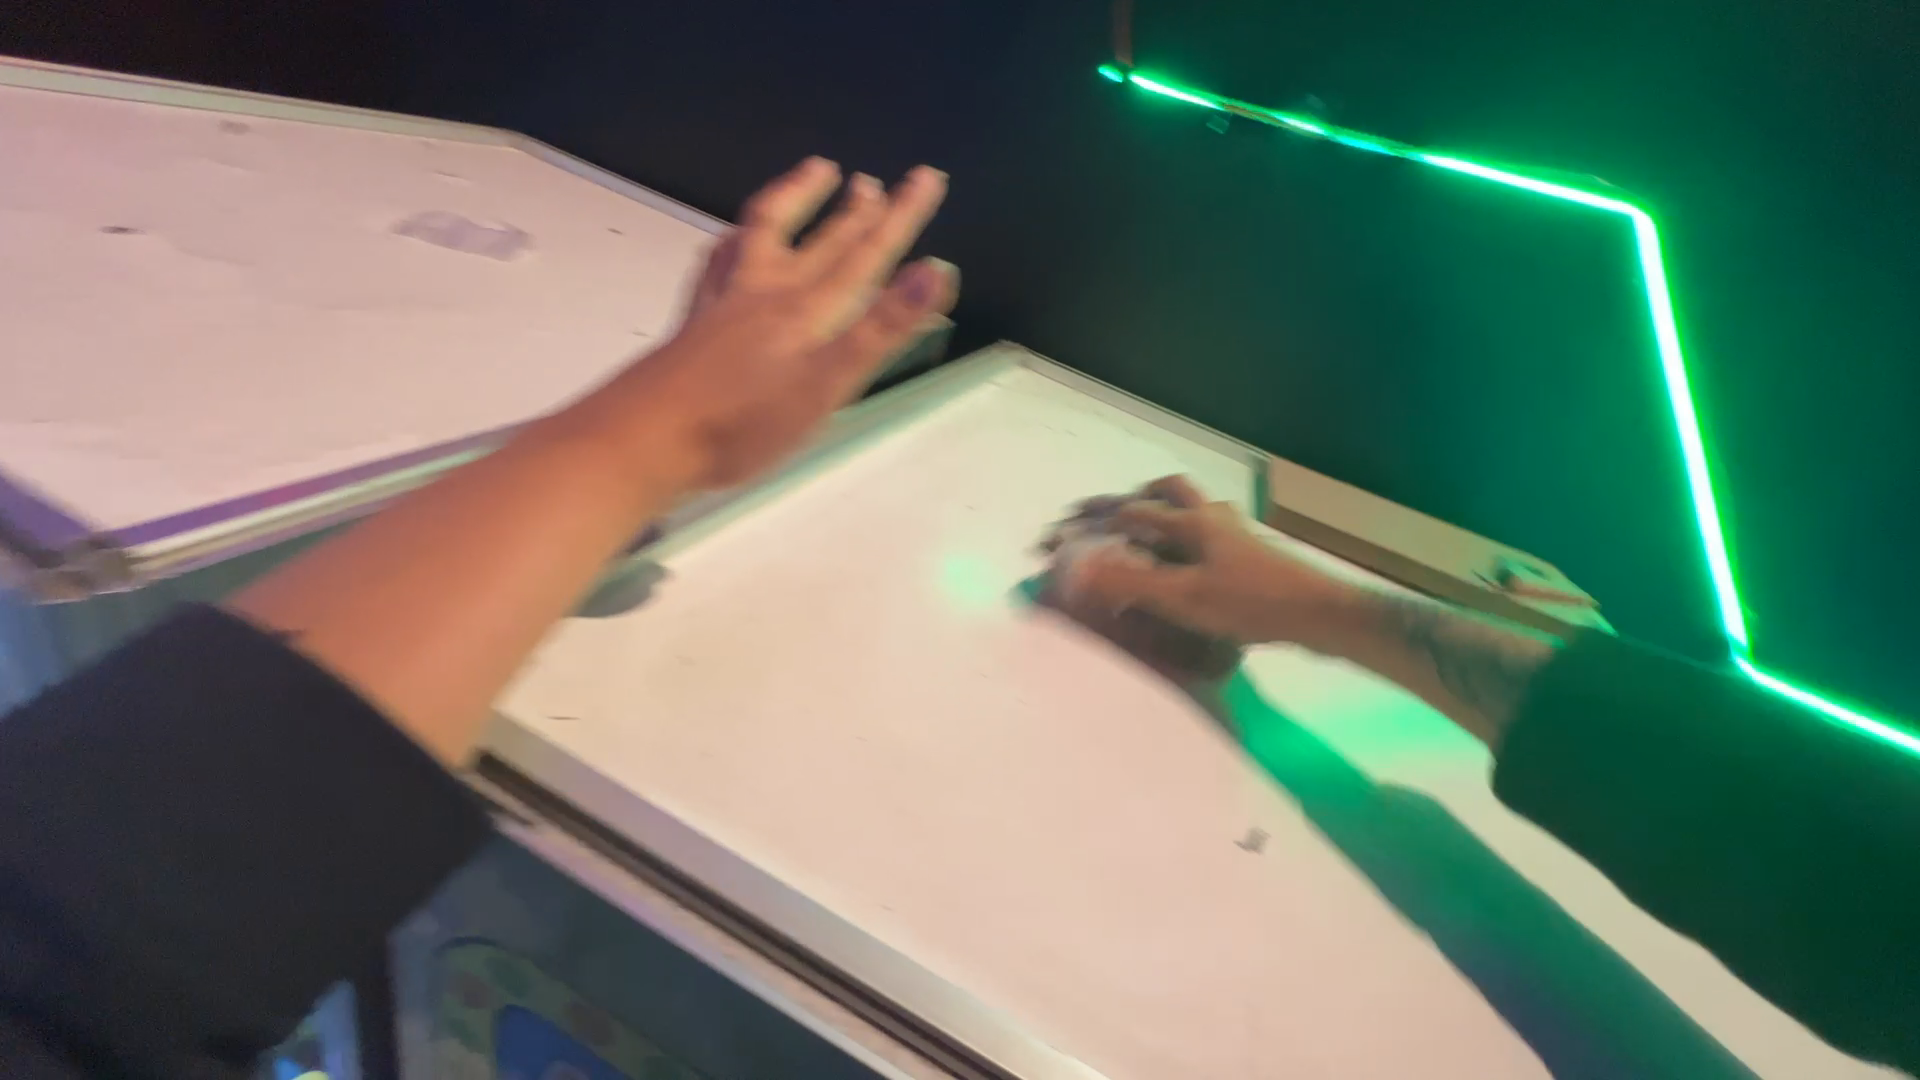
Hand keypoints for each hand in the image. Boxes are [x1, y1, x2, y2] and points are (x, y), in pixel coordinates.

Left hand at [586, 157, 956, 493]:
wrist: (649, 438)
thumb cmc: (745, 423)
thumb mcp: (827, 384)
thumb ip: (882, 329)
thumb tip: (936, 270)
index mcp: (808, 311)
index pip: (866, 256)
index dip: (901, 219)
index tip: (927, 179)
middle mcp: (770, 292)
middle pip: (825, 241)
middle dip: (861, 210)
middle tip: (884, 179)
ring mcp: (729, 301)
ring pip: (769, 233)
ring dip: (799, 200)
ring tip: (819, 171)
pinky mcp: (698, 319)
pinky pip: (723, 259)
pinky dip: (740, 236)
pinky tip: (739, 236)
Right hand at [1063, 476, 1360, 649]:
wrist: (1320, 614)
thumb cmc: (1248, 601)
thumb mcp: (1183, 597)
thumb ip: (1131, 584)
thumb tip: (1078, 573)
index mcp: (1192, 522)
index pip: (1138, 512)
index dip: (1103, 519)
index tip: (1076, 527)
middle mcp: (1214, 517)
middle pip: (1174, 490)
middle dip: (1144, 495)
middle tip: (1122, 512)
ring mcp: (1238, 533)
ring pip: (1199, 508)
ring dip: (1173, 513)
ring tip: (1156, 535)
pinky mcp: (1255, 552)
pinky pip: (1215, 532)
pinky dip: (1196, 537)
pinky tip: (1196, 563)